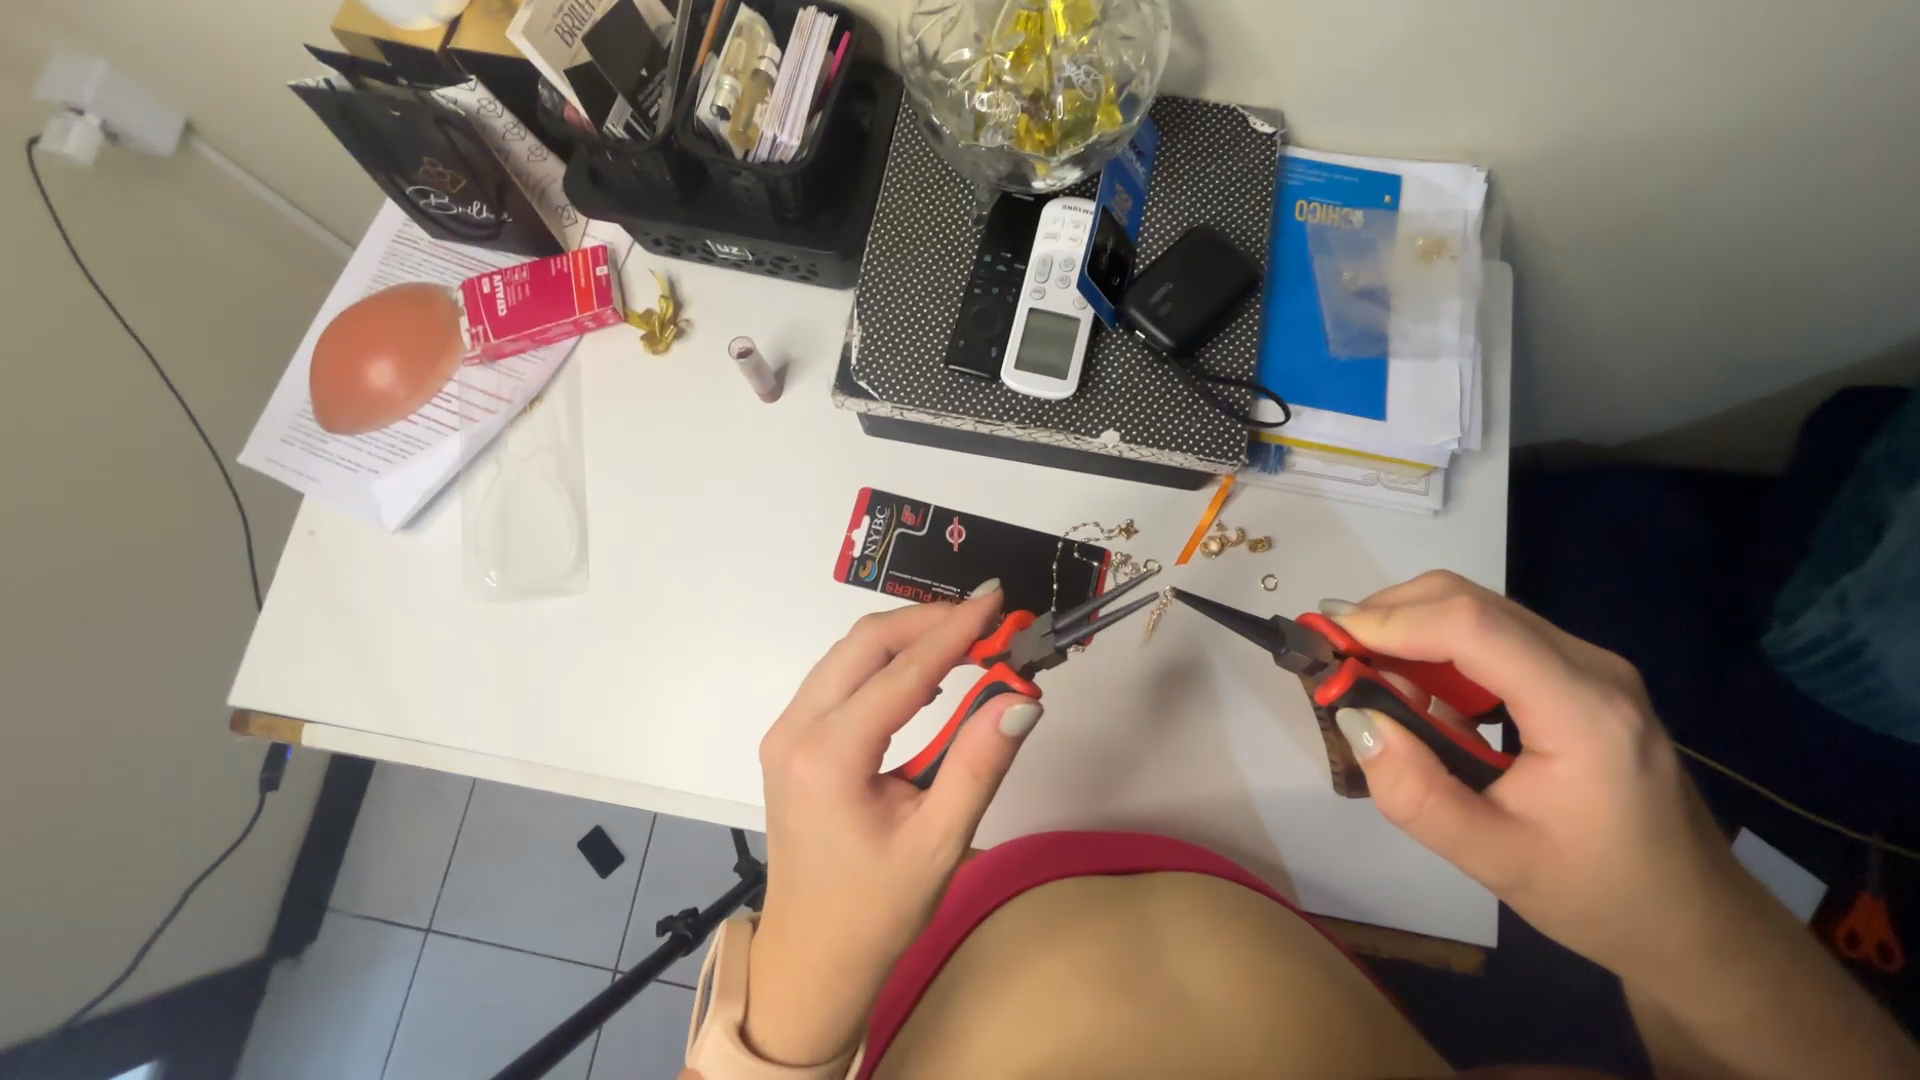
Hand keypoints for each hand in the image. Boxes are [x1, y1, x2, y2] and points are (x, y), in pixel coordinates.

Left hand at [746, 582, 1041, 1065]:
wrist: (811, 957)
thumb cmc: (877, 910)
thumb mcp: (940, 841)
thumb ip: (979, 762)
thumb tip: (1021, 696)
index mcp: (829, 756)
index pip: (903, 672)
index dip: (955, 631)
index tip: (997, 602)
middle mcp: (795, 730)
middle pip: (864, 644)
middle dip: (927, 622)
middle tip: (985, 618)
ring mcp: (785, 732)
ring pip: (848, 654)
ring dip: (905, 638)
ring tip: (965, 640)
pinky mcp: (790, 740)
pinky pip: (838, 678)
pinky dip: (883, 663)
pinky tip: (925, 675)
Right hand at [1324, 571, 1759, 979]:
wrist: (1698, 921)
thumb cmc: (1600, 894)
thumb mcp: (1495, 861)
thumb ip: (1415, 795)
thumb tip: (1354, 720)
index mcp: (1582, 712)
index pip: (1474, 627)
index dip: (1391, 622)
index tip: (1326, 640)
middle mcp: (1591, 667)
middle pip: (1471, 600)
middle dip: (1389, 614)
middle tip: (1333, 655)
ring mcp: (1588, 666)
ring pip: (1477, 609)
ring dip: (1408, 628)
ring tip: (1363, 677)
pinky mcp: (1577, 675)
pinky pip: (1492, 635)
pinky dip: (1435, 647)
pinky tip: (1414, 693)